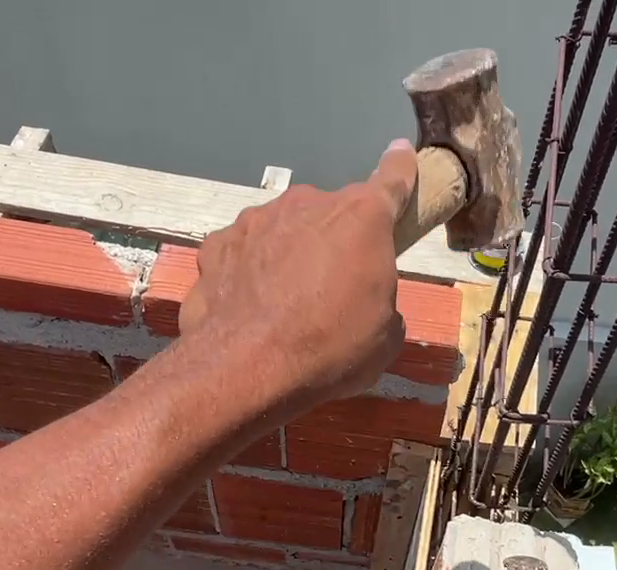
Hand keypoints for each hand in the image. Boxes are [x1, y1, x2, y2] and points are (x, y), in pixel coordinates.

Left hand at [179, 140, 417, 412]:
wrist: (249, 367)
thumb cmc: (332, 350)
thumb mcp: (384, 339)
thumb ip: (383, 304)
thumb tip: (369, 305)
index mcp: (362, 219)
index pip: (391, 181)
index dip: (399, 171)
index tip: (400, 155)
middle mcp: (308, 203)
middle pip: (330, 213)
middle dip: (334, 242)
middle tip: (332, 290)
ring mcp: (256, 220)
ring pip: (283, 230)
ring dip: (289, 255)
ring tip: (284, 305)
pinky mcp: (217, 244)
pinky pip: (244, 252)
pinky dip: (249, 272)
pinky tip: (248, 306)